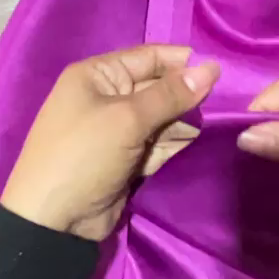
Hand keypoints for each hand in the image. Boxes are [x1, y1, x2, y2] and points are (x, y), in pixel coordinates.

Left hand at [1, 44, 220, 240]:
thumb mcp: (128, 119)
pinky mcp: (127, 157)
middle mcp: (107, 96)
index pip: (147, 57)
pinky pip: (157, 142)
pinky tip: (190, 142)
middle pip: (157, 86)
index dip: (183, 61)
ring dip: (183, 121)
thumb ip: (171, 94)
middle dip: (186, 94)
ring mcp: (117, 129)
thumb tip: (212, 68)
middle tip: (224, 101)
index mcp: (97, 75)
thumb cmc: (85, 154)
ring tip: (209, 124)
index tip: (221, 68)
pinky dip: (172, 143)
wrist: (54, 221)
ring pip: (162, 116)